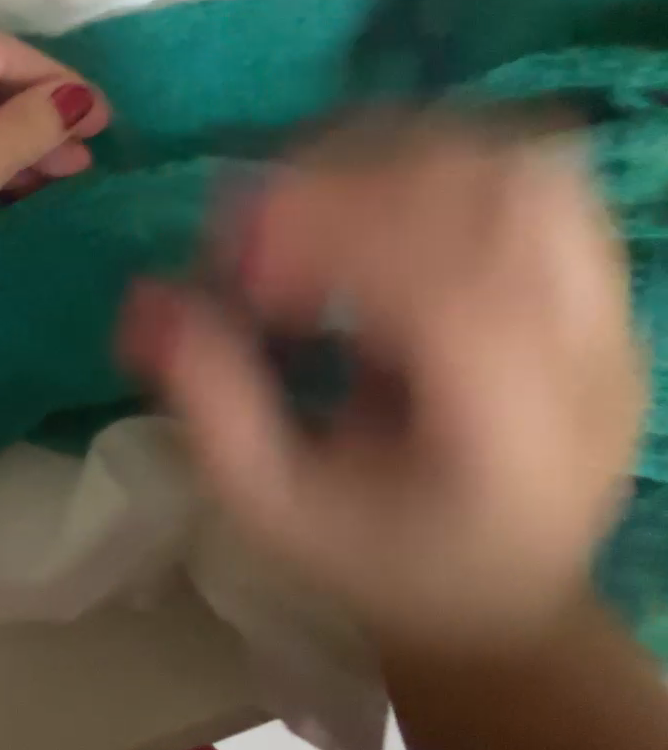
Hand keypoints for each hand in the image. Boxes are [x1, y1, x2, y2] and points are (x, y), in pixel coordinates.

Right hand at [120, 125, 644, 654]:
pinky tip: (350, 202)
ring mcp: (599, 312)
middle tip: (250, 226)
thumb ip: (209, 403)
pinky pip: (526, 178)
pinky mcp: (583, 288)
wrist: (494, 590)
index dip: (326, 248)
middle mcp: (581, 353)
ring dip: (389, 159)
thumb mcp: (266, 505)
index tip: (229, 264)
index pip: (448, 292)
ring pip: (524, 165)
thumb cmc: (368, 558)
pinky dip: (425, 163)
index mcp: (509, 433)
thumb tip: (149, 297)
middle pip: (502, 196)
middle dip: (350, 184)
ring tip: (295, 202)